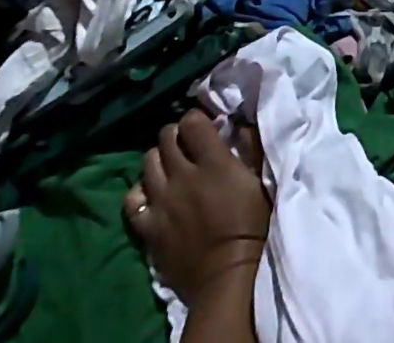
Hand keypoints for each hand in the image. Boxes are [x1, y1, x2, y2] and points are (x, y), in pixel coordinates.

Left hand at [125, 110, 270, 305]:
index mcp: (212, 161)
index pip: (191, 122)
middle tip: (187, 144)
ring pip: (147, 162)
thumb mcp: (261, 180)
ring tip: (170, 166)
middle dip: (176, 134)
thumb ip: (251, 146)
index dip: (196, 118)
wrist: (227, 276)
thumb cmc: (251, 225)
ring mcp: (161, 201)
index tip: (204, 126)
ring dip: (159, 158)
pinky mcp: (148, 227)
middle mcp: (182, 175)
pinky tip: (152, 193)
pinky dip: (140, 191)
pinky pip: (132, 199)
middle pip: (166, 137)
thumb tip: (239, 124)